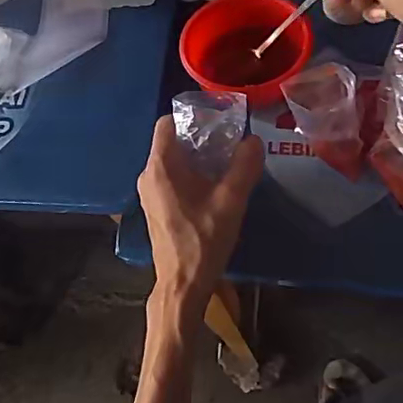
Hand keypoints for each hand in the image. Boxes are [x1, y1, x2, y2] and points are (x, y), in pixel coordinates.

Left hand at [136, 115, 263, 324]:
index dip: (191, 117)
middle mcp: (148, 175)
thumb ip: (244, 167)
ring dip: (196, 159)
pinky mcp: (155, 208)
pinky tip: (212, 189)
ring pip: (171, 162)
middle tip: (228, 143)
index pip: (167, 123)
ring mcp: (149, 193)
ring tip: (224, 165)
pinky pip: (170, 179)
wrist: (183, 285)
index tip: (216, 122)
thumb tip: (254, 140)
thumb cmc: (203, 240)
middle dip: (198, 139)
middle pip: (171, 142)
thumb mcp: (231, 201)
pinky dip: (189, 176)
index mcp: (160, 166)